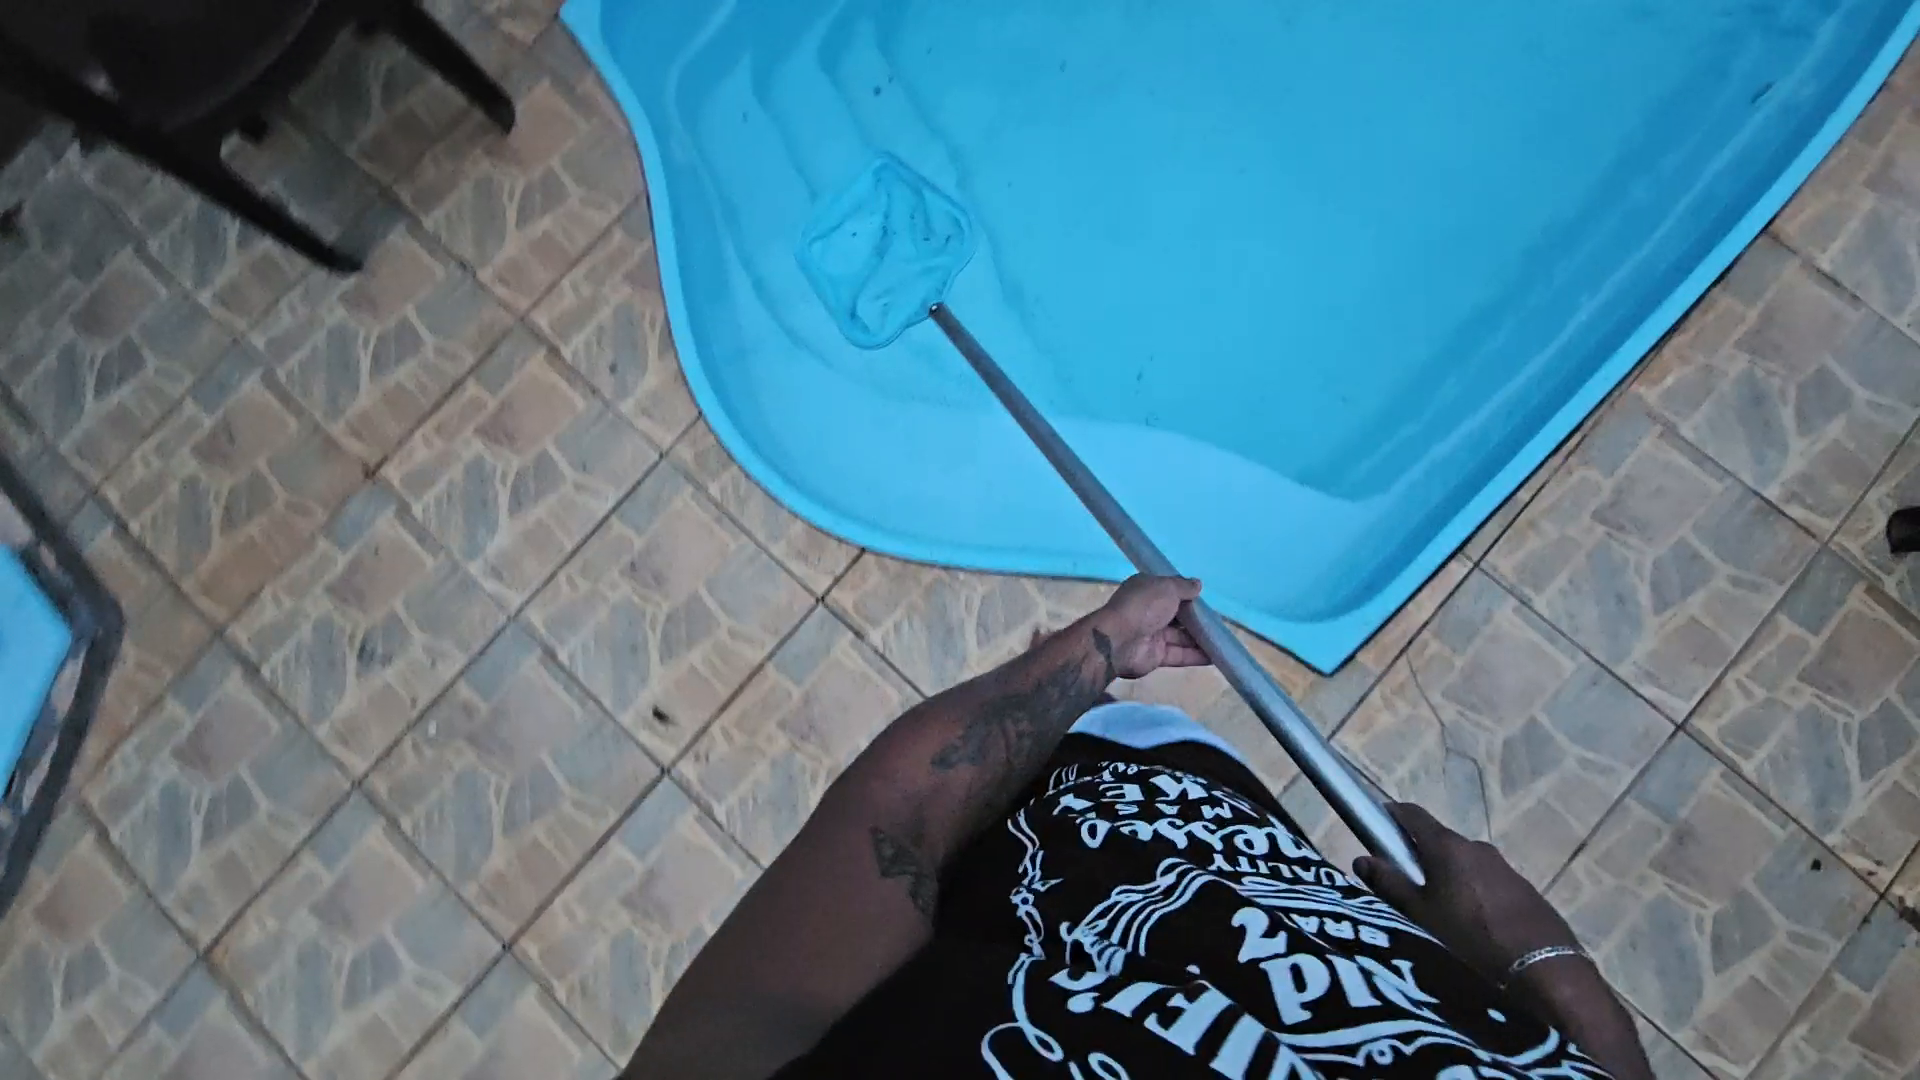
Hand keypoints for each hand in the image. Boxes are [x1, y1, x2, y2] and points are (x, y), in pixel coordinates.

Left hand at [1086, 574, 1207, 678]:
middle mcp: (1148, 612)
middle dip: (1196, 619)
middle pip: (1176, 616)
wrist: (1119, 640)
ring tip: (1222, 639)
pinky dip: (1195, 655)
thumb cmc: (1143, 606)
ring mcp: (1151, 634)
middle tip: (1218, 622)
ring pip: (1180, 636)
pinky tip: (1216, 656)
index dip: (1186, 596)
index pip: (1169, 591)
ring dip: (1200, 639)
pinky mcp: (1155, 655)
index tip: (1204, 601)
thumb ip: (1183, 587)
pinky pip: (1179, 654)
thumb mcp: (1166, 587)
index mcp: (1146, 591)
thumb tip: (1197, 584)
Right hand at [1354, 803, 1580, 987]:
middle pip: (1438, 840)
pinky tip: (1476, 923)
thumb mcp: (1420, 913)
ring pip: (1464, 862)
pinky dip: (1475, 891)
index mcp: (1446, 845)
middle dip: (1420, 853)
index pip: (1412, 812)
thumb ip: (1388, 883)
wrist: (1547, 970)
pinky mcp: (1525, 890)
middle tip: (1408, 882)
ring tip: (1444, 908)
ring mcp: (1505, 867)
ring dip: (1450, 875)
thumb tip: (1360, 859)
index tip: (1377, 825)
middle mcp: (1475, 846)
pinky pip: (1489, 881)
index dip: (1391, 814)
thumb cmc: (1470, 935)